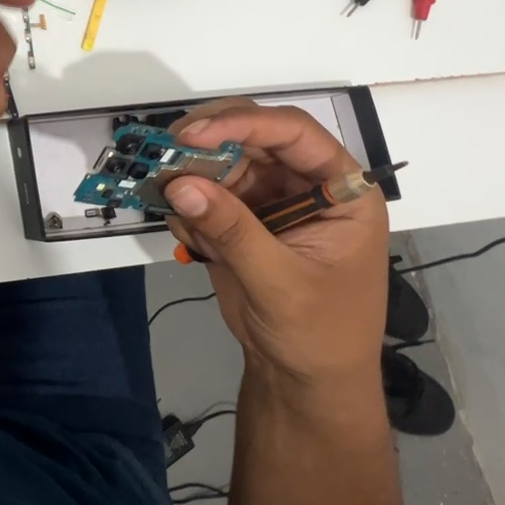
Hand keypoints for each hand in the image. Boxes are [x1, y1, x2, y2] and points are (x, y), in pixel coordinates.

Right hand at [161, 100, 388, 385]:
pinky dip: (185, 201)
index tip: (193, 133)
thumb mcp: (281, 283)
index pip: (294, 133)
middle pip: (252, 136)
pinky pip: (204, 189)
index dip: (244, 123)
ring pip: (221, 159)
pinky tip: (188, 234)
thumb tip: (179, 184)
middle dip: (208, 139)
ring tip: (162, 188)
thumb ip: (232, 230)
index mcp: (341, 190)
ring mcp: (269, 197)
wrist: (304, 381)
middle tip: (165, 148)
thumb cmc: (320, 333)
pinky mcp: (238, 216)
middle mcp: (305, 183)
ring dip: (189, 169)